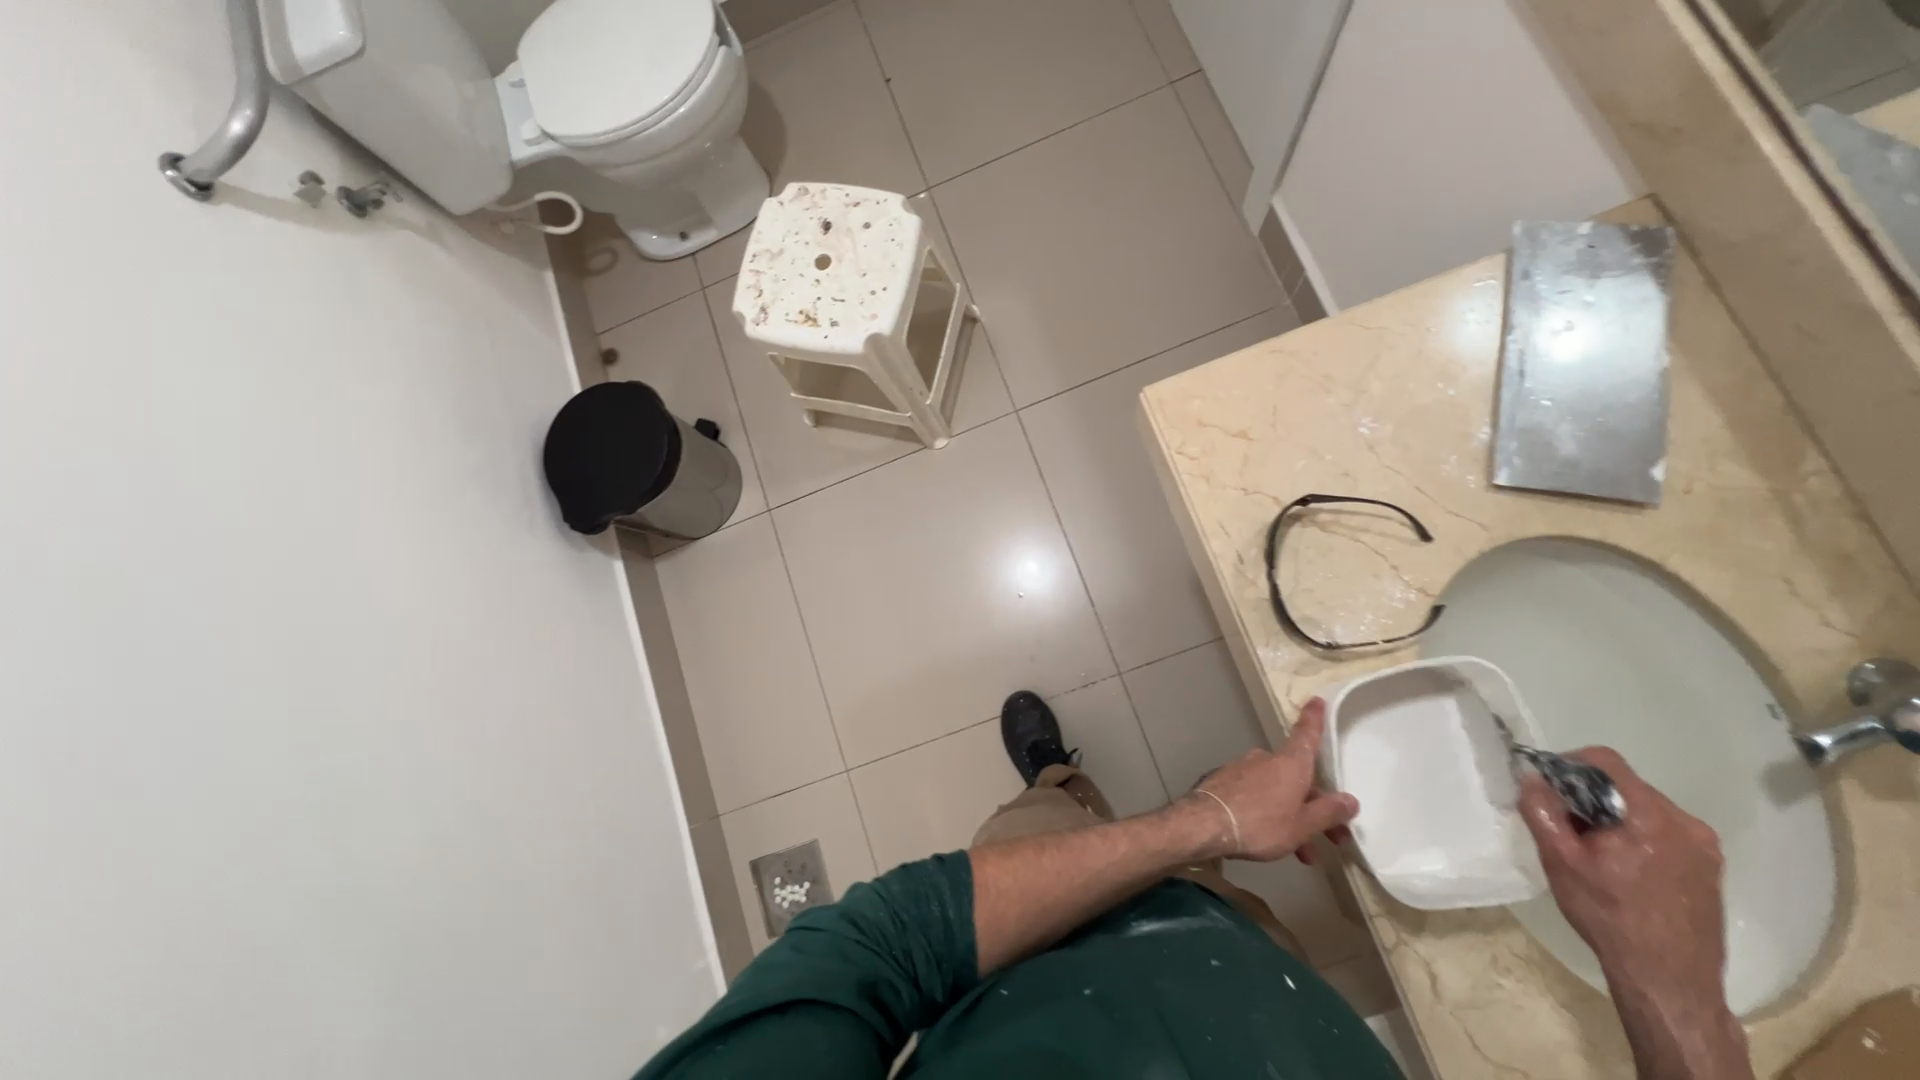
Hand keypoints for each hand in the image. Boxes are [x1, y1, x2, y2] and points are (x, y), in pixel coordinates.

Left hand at [1189, 698, 1358, 860]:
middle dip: (1316, 806)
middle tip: (1333, 837)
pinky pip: (1257, 797)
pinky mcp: (1225, 783)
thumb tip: (1350, 800)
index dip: (1314, 719)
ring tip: (1303, 853)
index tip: (1317, 700)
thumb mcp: (1302, 825)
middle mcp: (1266, 760)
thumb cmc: (1260, 823)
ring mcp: (1243, 770)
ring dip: (1294, 818)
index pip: (1306, 734)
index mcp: (1290, 763)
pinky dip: (1269, 816)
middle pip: (1298, 776)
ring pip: (1278, 792)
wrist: (1204, 824)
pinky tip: (1271, 842)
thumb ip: (1328, 813)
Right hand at [1520, 747, 1726, 1004]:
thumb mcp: (1560, 861)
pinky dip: (1640, 838)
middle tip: (1570, 830)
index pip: (1606, 761)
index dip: (1570, 764)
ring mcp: (1704, 845)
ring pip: (1646, 810)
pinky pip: (1666, 833)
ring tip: (1599, 856)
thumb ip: (1543, 812)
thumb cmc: (1608, 915)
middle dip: (1592, 798)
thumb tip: (1533, 778)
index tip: (1551, 789)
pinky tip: (1627, 872)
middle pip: (1626, 786)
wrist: (1669, 977)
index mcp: (1647, 814)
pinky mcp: (1711, 866)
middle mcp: (1684, 821)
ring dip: (1617, 819)